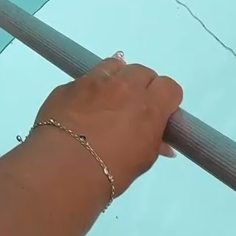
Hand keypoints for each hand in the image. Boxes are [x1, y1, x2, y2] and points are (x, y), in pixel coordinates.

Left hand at [32, 53, 181, 193]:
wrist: (66, 163)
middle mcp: (123, 86)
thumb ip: (153, 141)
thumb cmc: (113, 169)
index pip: (169, 86)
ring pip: (113, 66)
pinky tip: (83, 108)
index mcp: (148, 106)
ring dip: (116, 78)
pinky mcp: (68, 84)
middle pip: (141, 71)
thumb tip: (160, 141)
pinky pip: (85, 78)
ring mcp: (93, 81)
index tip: (160, 110)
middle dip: (142, 85)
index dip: (165, 98)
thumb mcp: (143, 159)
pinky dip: (90, 89)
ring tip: (110, 99)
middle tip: (134, 106)